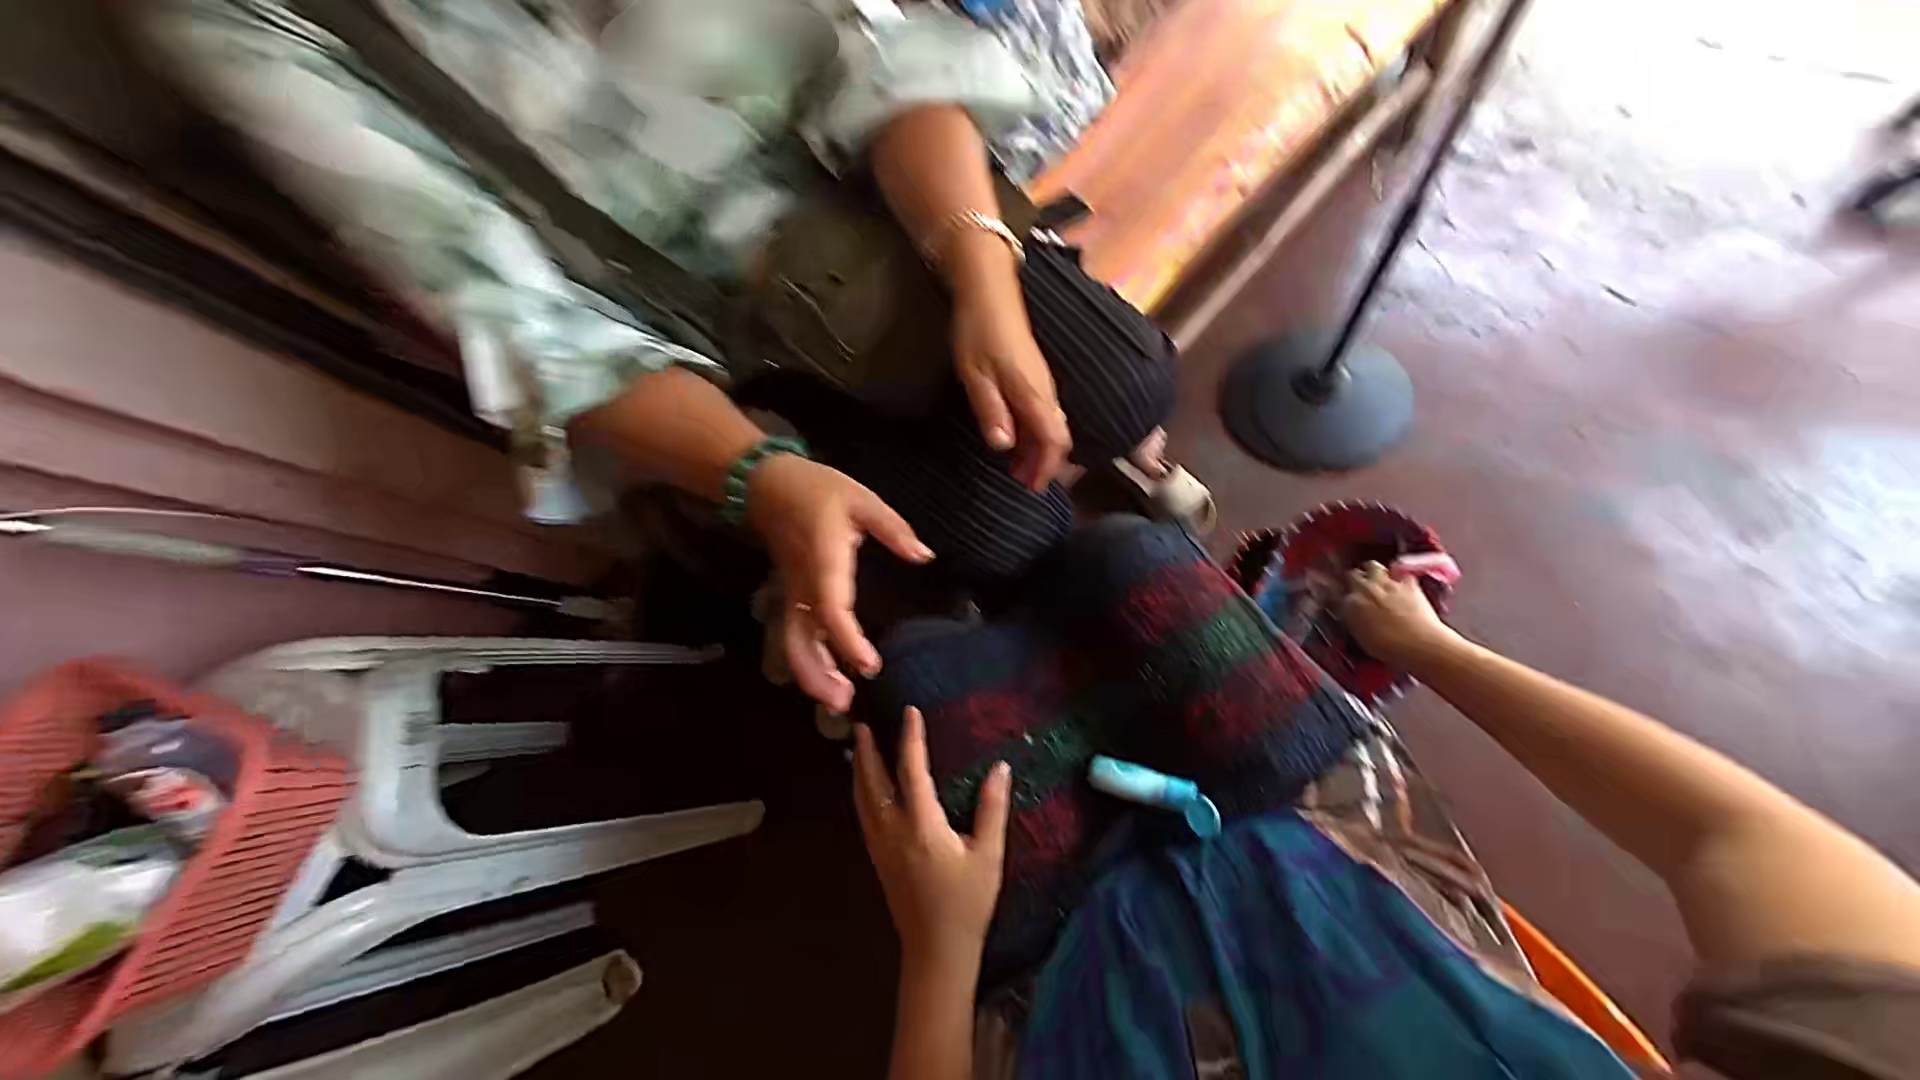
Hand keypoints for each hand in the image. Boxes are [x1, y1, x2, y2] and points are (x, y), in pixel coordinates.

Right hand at [746, 454, 932, 710]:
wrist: (767, 485)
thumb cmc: (817, 489)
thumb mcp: (862, 499)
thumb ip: (894, 529)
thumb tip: (923, 556)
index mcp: (823, 560)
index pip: (830, 607)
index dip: (846, 640)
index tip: (869, 664)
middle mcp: (803, 584)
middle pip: (798, 639)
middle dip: (816, 674)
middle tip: (844, 703)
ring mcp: (791, 592)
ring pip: (790, 642)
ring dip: (809, 674)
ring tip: (837, 701)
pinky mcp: (789, 594)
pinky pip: (793, 633)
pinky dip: (807, 659)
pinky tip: (828, 676)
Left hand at [852, 708, 1011, 964]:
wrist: (935, 952)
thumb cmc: (966, 904)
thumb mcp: (988, 855)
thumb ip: (992, 809)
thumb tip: (1000, 767)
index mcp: (921, 825)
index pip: (911, 770)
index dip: (910, 738)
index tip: (910, 711)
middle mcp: (893, 830)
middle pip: (872, 781)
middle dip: (867, 750)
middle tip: (862, 723)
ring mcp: (880, 845)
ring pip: (862, 797)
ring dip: (859, 768)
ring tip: (858, 746)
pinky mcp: (876, 858)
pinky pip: (863, 813)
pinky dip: (860, 791)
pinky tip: (864, 787)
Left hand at [952, 290, 1071, 491]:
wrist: (991, 288)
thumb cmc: (978, 330)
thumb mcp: (975, 375)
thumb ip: (991, 411)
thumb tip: (1004, 446)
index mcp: (1034, 393)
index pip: (1053, 441)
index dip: (1046, 468)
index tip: (1031, 487)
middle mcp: (1047, 390)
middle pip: (1058, 437)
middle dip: (1043, 464)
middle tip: (1021, 481)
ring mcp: (1045, 381)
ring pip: (1052, 425)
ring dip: (1039, 449)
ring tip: (1017, 465)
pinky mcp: (1038, 375)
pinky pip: (1045, 413)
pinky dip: (1036, 432)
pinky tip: (1018, 436)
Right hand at [1341, 561, 1467, 667]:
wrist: (1421, 645)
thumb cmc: (1389, 648)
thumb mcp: (1361, 638)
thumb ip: (1354, 621)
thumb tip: (1353, 615)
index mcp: (1349, 604)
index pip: (1340, 594)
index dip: (1345, 598)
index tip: (1348, 603)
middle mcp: (1364, 589)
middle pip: (1353, 575)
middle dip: (1355, 579)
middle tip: (1359, 586)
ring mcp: (1387, 584)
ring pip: (1373, 566)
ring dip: (1373, 571)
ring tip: (1377, 578)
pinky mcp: (1409, 584)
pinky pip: (1401, 574)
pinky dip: (1401, 577)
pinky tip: (1402, 584)